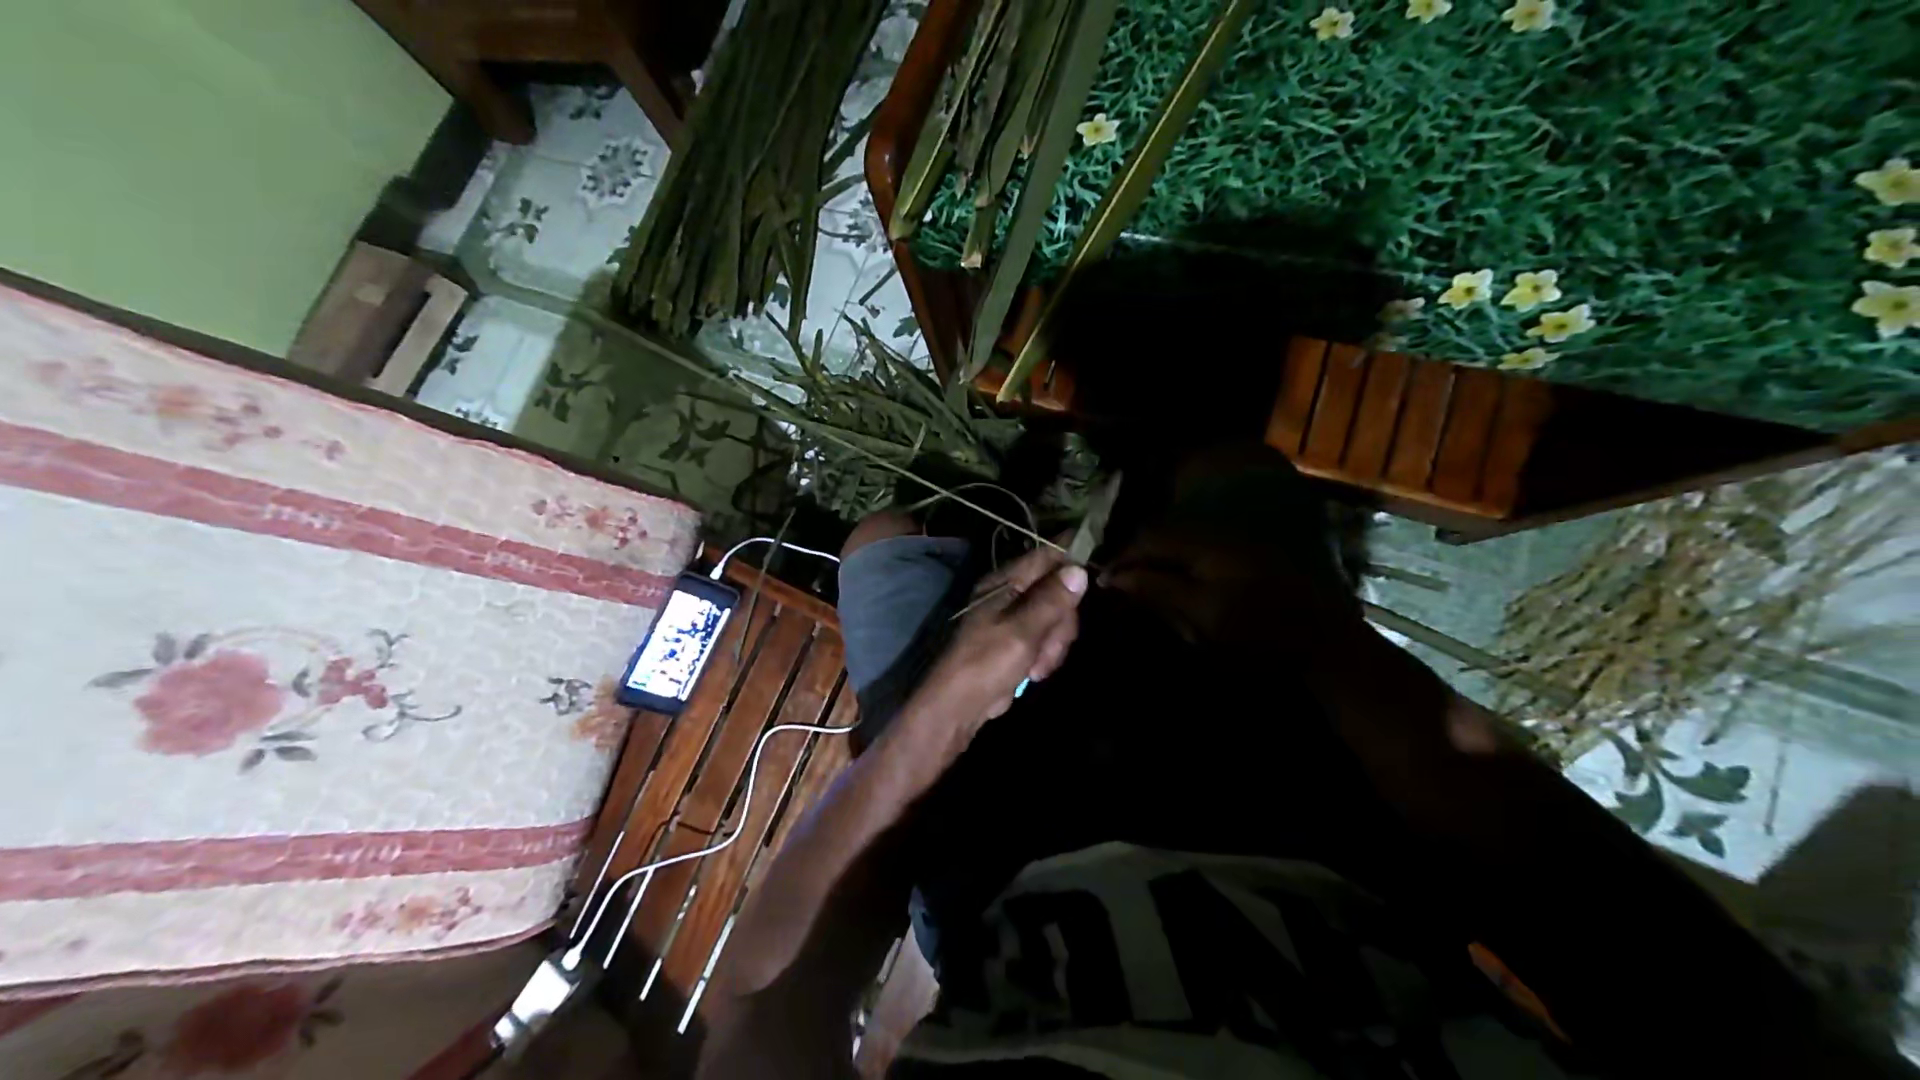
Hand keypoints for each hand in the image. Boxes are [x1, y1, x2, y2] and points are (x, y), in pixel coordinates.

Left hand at [905, 543, 1087, 739]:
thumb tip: (1078, 570)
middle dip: (1062, 621)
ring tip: (1039, 666)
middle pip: (1058, 590)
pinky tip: (1035, 671)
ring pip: (1056, 617)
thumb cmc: (987, 662)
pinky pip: (1047, 637)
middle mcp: (1010, 593)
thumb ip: (1051, 600)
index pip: (1046, 556)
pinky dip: (1046, 654)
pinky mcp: (1018, 639)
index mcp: (1005, 582)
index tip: (1091, 577)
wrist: (961, 704)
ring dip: (1055, 644)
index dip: (1070, 563)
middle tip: (1052, 645)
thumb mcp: (1023, 631)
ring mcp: (1014, 616)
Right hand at [1100, 526, 1361, 652]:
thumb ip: (1156, 589)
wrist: (1324, 644)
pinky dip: (1179, 566)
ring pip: (1182, 544)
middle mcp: (1218, 534)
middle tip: (1119, 584)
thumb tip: (1114, 576)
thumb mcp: (1200, 615)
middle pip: (1165, 536)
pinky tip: (1176, 586)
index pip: (1149, 538)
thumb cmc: (1258, 633)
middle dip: (1138, 557)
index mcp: (1204, 543)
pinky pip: (1200, 553)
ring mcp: (1237, 545)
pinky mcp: (1249, 559)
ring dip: (1158, 561)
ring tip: (1142, 586)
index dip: (1122, 558)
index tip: (1102, 581)